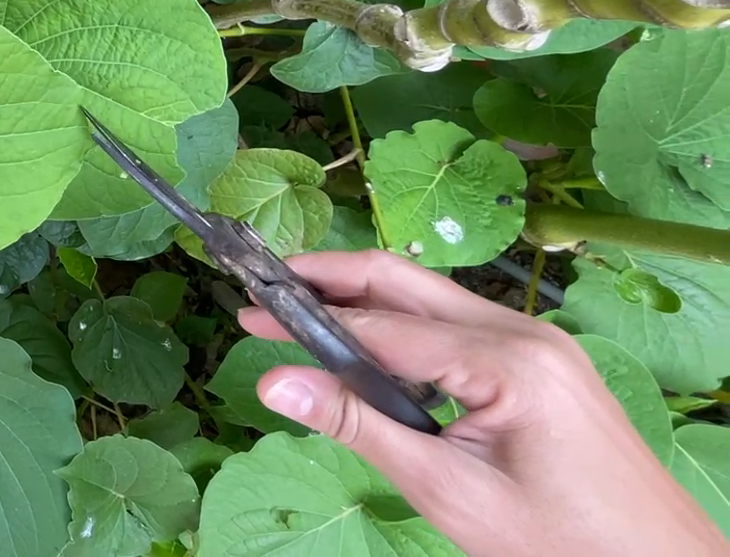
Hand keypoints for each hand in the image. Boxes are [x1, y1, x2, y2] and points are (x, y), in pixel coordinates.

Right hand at [240, 250, 727, 556]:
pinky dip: (391, 324)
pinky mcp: (535, 358)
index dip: (305, 318)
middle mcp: (520, 331)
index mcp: (507, 359)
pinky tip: (363, 349)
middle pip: (396, 279)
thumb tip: (271, 384)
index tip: (248, 314)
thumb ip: (355, 426)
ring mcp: (533, 341)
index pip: (378, 324)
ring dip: (354, 299)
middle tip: (262, 295)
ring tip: (297, 318)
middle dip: (323, 280)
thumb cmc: (561, 546)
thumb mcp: (448, 491)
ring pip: (418, 294)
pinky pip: (445, 321)